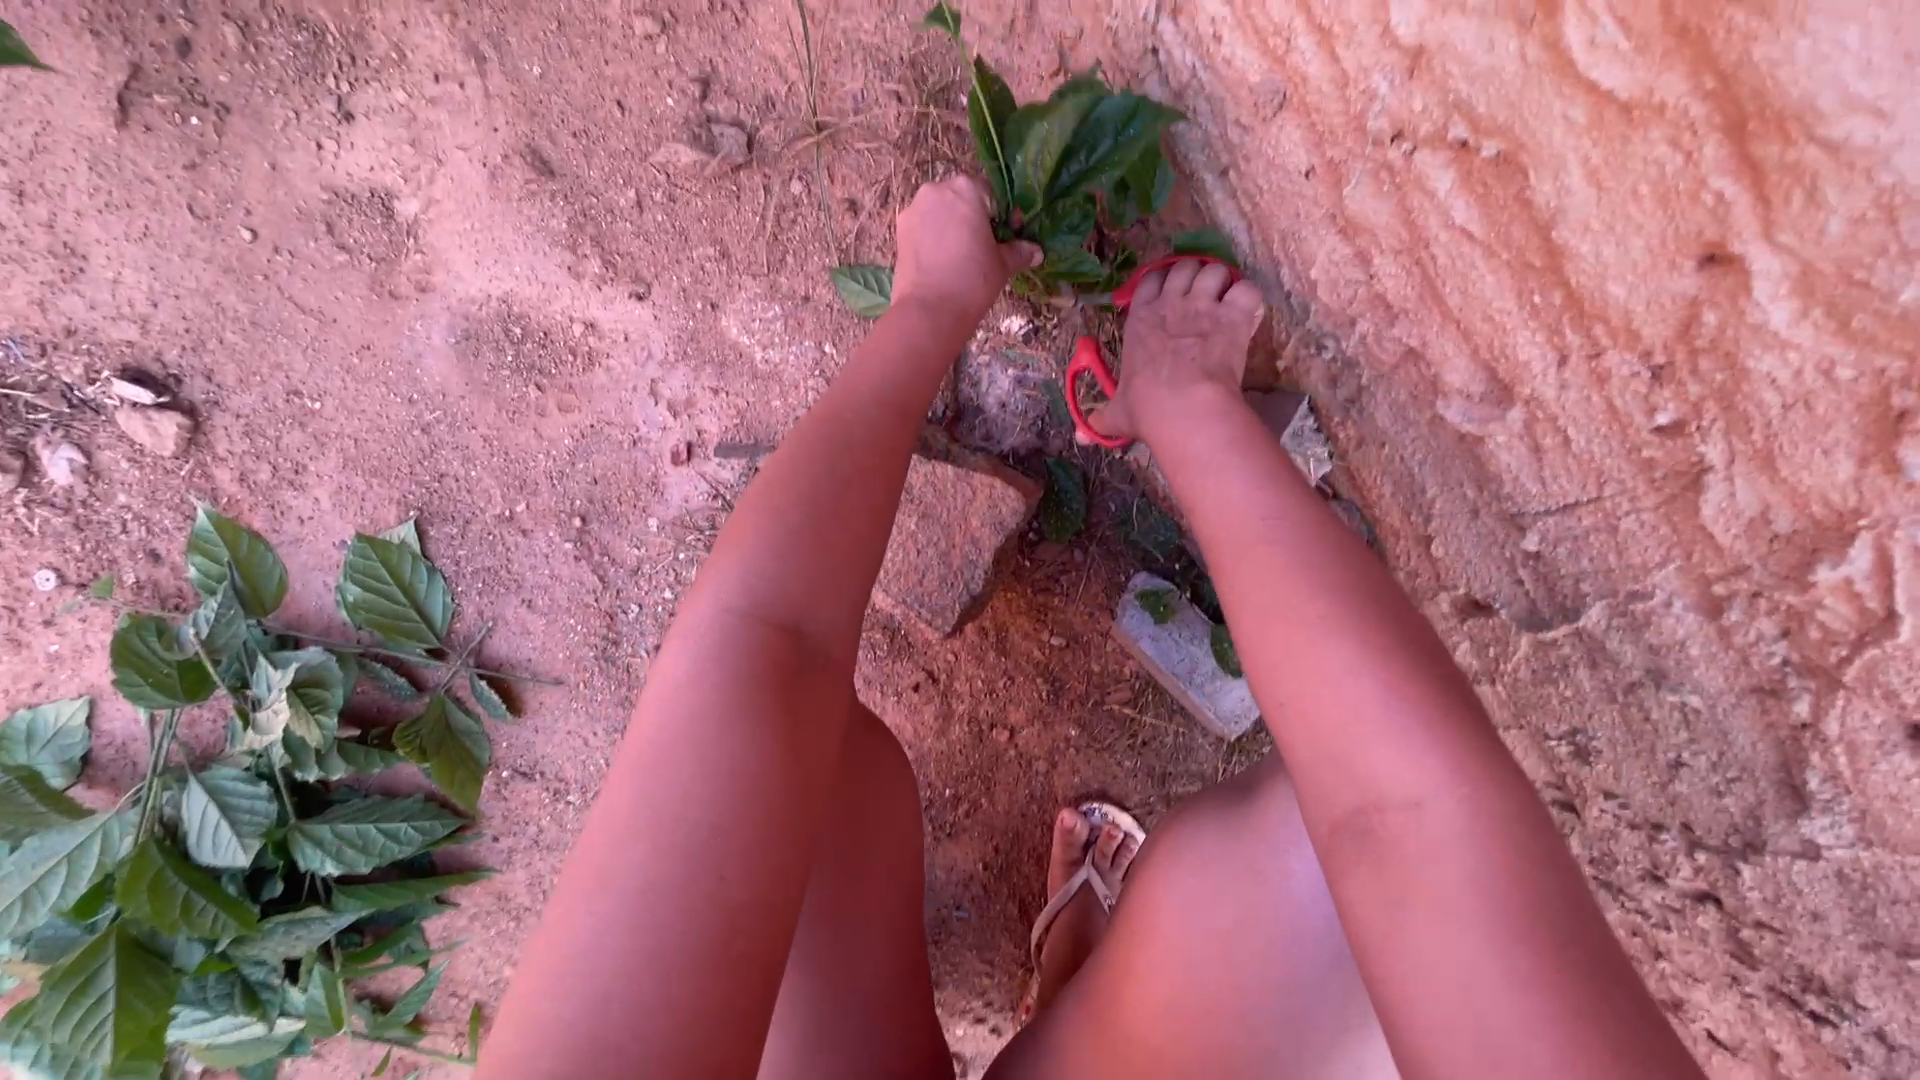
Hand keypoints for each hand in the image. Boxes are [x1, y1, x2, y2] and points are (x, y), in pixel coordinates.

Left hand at [891, 175, 1040, 318]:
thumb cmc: (972, 281)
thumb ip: (1018, 251)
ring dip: (953, 228)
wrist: (929, 311)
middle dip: (975, 219)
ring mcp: (914, 210)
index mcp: (966, 188)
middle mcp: (936, 191)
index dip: (1003, 216)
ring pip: (940, 213)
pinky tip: (942, 263)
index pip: (991, 194)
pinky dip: (934, 240)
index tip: (1008, 237)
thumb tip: (1035, 251)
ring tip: (961, 258)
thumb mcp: (1002, 264)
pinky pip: (923, 229)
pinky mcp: (900, 232)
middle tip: (984, 248)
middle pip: (962, 199)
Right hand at [1083, 259, 1265, 445]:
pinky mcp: (1233, 315)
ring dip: (1223, 282)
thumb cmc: (1145, 407)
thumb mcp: (1117, 412)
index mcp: (1140, 319)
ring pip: (1217, 270)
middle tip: (1201, 295)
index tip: (1170, 294)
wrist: (1183, 406)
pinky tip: (1247, 312)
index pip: (1150, 280)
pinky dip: (1248, 297)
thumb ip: (1101, 418)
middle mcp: (1171, 303)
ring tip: (1226, 300)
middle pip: (1185, 266)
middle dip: (1195, 276)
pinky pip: (1247, 288)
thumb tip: (1081, 437)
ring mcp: (1203, 305)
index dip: (1162, 282)